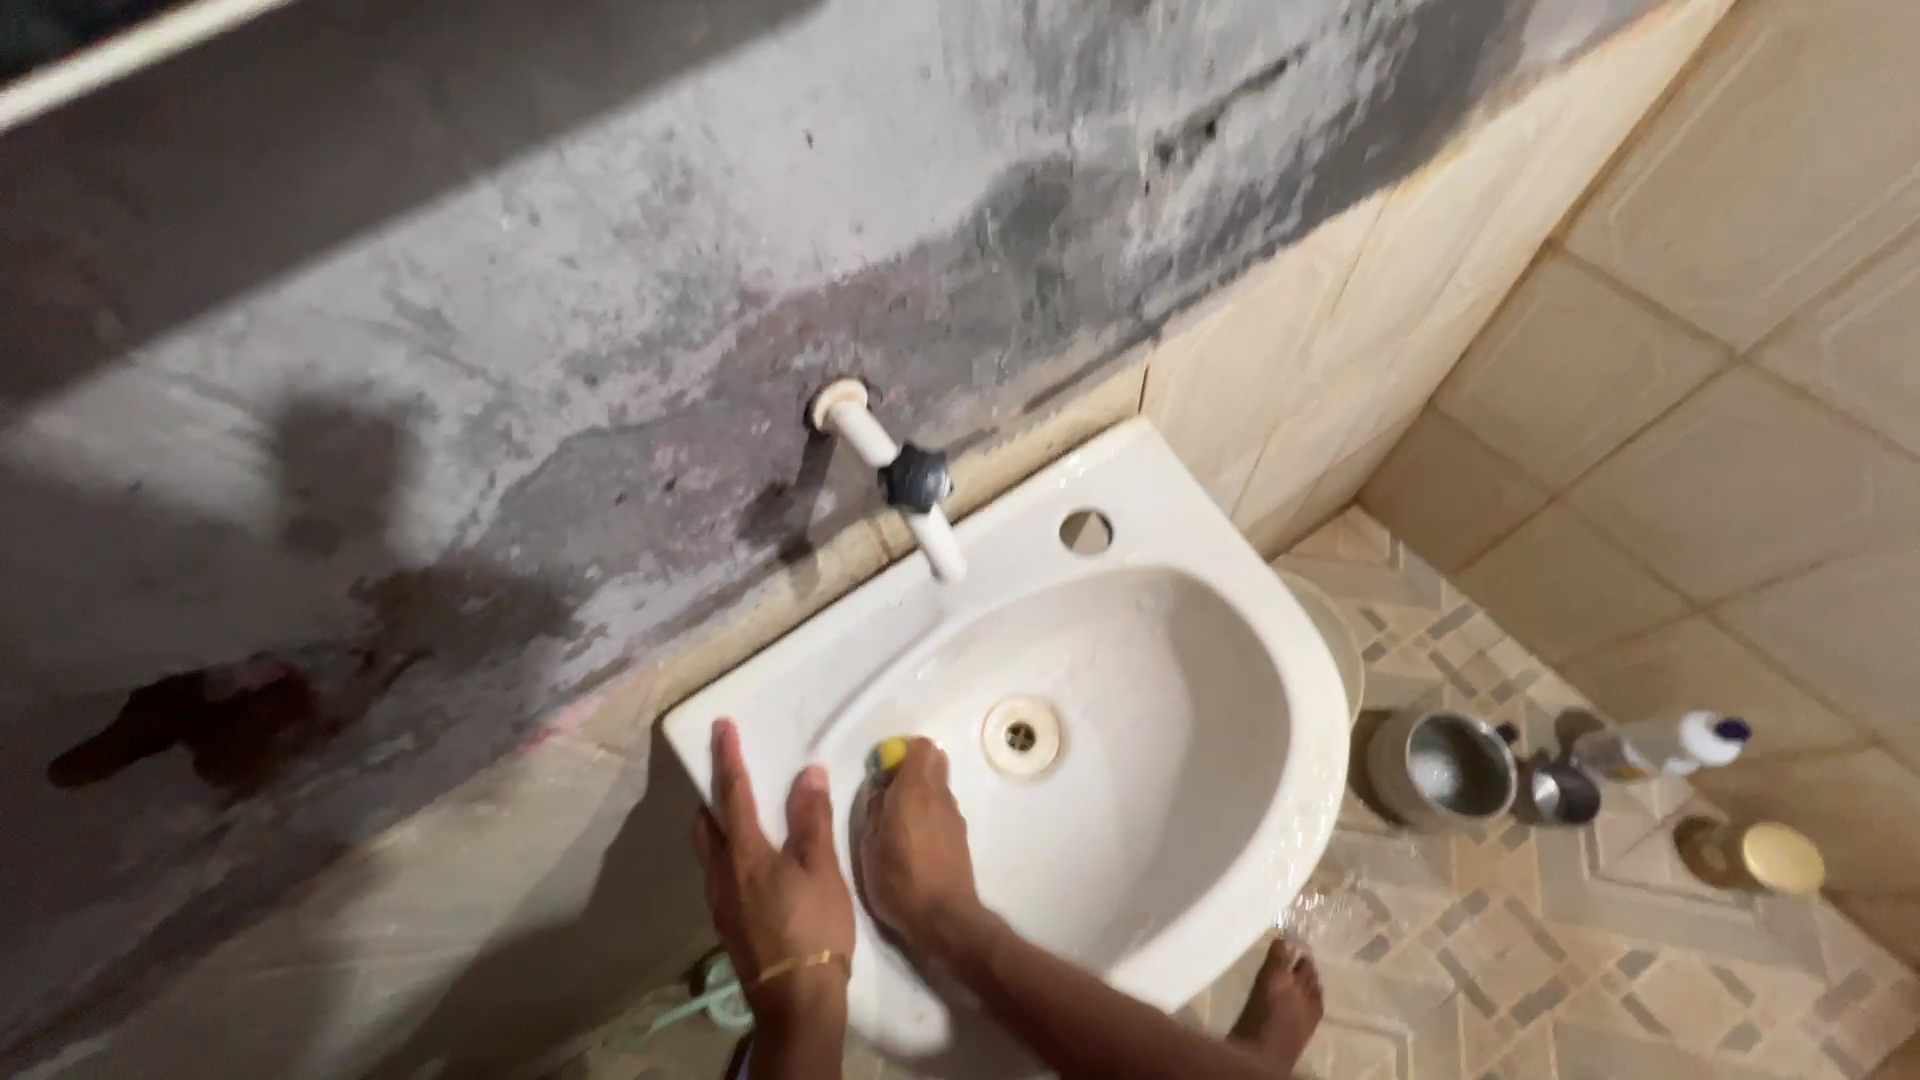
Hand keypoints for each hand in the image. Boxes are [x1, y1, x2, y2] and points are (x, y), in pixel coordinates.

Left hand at [693, 719, 854, 1026]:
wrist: (796, 998)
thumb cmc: (813, 924)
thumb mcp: (820, 867)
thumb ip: (811, 818)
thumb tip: (807, 773)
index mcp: (744, 852)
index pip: (732, 792)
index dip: (727, 757)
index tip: (720, 726)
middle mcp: (722, 872)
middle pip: (705, 822)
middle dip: (713, 793)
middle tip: (728, 772)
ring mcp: (720, 901)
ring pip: (707, 849)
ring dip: (717, 823)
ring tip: (741, 813)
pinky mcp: (727, 922)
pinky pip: (718, 872)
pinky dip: (727, 850)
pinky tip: (753, 861)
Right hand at [856, 738, 988, 959]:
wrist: (943, 917)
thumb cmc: (898, 880)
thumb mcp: (869, 845)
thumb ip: (873, 808)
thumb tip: (878, 787)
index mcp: (914, 789)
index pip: (920, 747)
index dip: (902, 751)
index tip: (883, 768)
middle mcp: (939, 795)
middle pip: (933, 761)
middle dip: (911, 767)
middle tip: (888, 791)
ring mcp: (953, 814)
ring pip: (938, 785)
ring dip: (920, 791)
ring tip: (897, 821)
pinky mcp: (960, 834)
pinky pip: (942, 808)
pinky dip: (928, 811)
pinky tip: (913, 840)